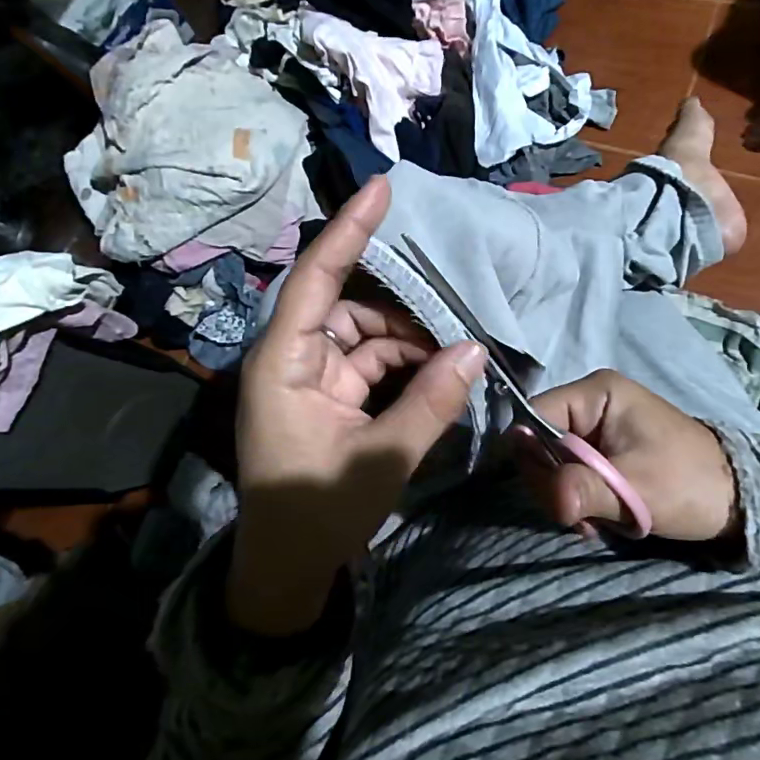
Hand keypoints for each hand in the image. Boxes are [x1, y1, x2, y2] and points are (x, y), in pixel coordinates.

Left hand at [230, 176, 486, 634]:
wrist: (286, 572)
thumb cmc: (317, 515)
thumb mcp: (382, 459)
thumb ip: (431, 402)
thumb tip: (475, 350)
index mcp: (284, 364)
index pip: (315, 280)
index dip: (350, 231)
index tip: (383, 188)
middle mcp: (293, 360)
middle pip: (348, 306)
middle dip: (401, 310)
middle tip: (453, 314)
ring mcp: (311, 379)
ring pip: (364, 336)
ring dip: (408, 342)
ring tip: (452, 355)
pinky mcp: (328, 398)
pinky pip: (370, 364)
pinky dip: (403, 366)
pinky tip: (437, 375)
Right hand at [513, 370, 738, 542]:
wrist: (733, 500)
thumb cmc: (688, 482)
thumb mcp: (637, 487)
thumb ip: (587, 489)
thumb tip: (549, 498)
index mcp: (596, 394)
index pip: (533, 416)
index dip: (532, 457)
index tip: (553, 494)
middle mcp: (589, 405)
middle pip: (538, 444)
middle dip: (554, 485)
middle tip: (582, 515)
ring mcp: (594, 430)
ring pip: (551, 465)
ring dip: (567, 498)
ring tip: (596, 519)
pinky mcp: (601, 454)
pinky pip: (570, 476)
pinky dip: (577, 501)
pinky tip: (599, 518)